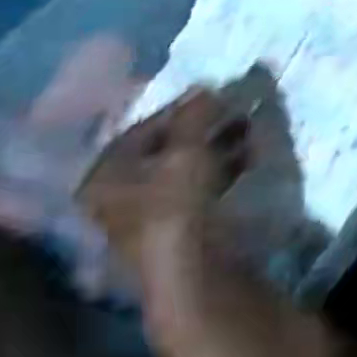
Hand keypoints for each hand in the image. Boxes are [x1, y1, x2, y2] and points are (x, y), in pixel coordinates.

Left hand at [77, 88, 247, 270]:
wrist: (191, 272)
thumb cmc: (176, 203)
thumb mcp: (186, 149)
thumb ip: (194, 114)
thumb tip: (204, 85)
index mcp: (105, 174)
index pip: (144, 126)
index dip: (182, 107)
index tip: (216, 94)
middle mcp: (118, 193)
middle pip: (165, 146)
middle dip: (205, 126)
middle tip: (236, 109)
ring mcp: (146, 214)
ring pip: (185, 166)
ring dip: (218, 144)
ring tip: (251, 128)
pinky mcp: (176, 227)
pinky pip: (199, 186)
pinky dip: (223, 168)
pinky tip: (250, 156)